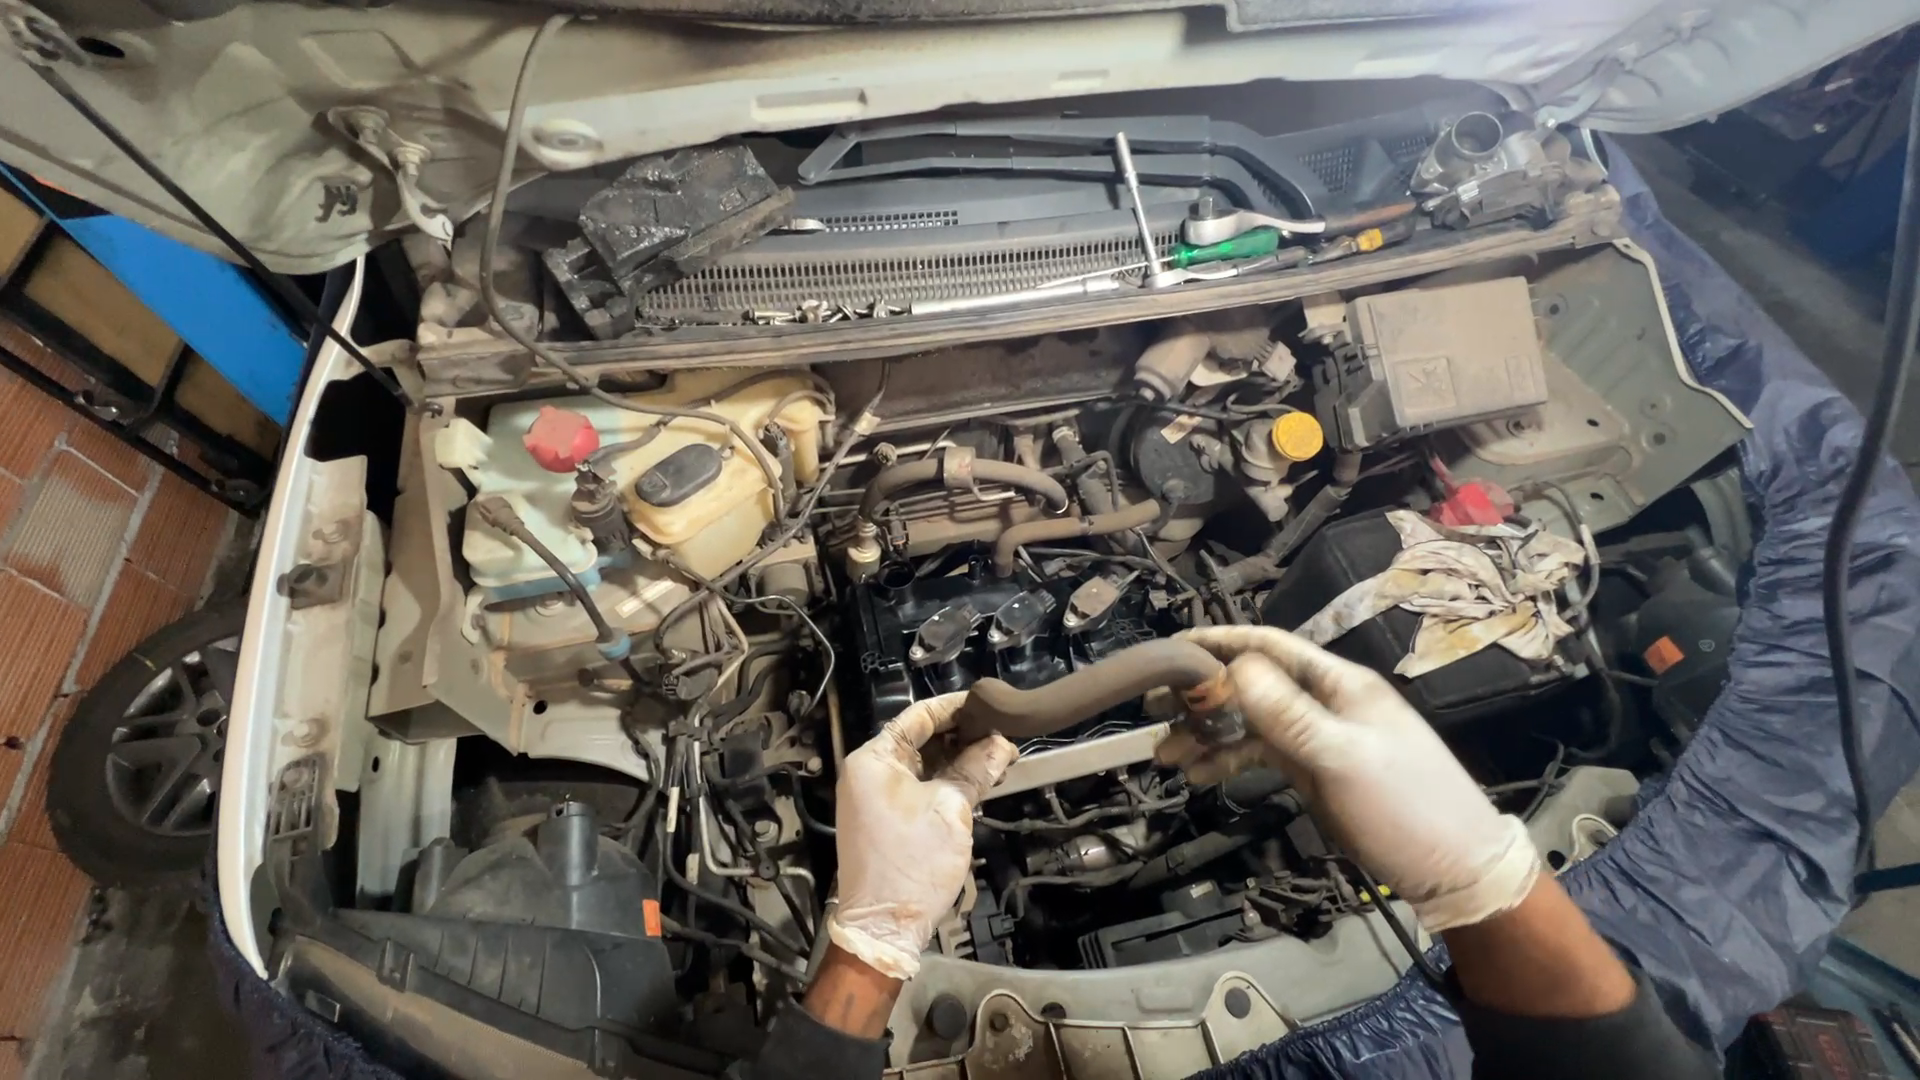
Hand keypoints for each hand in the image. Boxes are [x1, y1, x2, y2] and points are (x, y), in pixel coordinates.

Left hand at [828, 693, 1017, 978]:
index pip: (918, 716)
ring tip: (999, 756)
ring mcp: (877, 795)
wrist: (883, 929)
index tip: (989, 704)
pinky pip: (921, 786)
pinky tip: (980, 779)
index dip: (955, 708)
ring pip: (924, 764)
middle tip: (1003, 733)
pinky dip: (948, 781)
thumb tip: (1003, 744)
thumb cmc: (912, 862)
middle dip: (963, 736)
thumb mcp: (951, 809)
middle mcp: (870, 771)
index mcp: (874, 758)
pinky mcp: (888, 817)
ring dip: (959, 760)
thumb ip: (976, 769)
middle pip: (921, 739)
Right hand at [1157, 625, 1539, 931]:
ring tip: (1167, 756)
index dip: (1222, 641)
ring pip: (1247, 722)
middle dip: (1202, 695)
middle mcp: (1320, 701)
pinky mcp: (1308, 768)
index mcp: (1337, 683)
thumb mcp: (1345, 757)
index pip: (1270, 646)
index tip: (1174, 646)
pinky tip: (1199, 776)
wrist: (1454, 873)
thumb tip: (1235, 667)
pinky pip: (1257, 754)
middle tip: (1154, 709)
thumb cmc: (1407, 805)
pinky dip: (1226, 761)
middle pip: (1249, 684)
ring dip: (1207, 734)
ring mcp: (1313, 735)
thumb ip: (1289, 713)